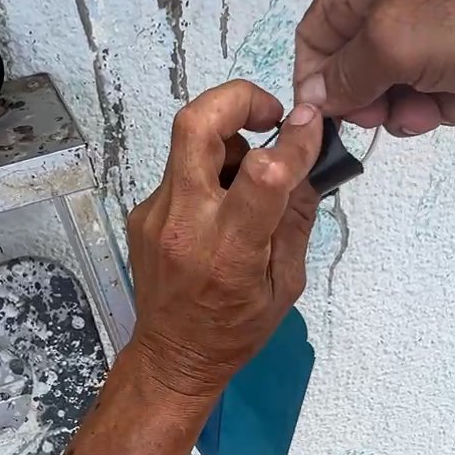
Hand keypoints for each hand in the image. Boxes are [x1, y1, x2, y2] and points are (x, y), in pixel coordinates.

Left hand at [125, 81, 322, 399]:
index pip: (261, 173)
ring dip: (227, 142)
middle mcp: (184, 223)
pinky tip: (221, 208)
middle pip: (195, 125)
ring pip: (187, 143)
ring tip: (246, 179)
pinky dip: (209, 173)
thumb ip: (294, 221)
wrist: (172, 355)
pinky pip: (181, 172)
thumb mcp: (285, 286)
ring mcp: (156, 215)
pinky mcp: (143, 213)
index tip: (312, 126)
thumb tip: (305, 164)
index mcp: (228, 250)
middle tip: (268, 114)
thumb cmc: (235, 330)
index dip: (293, 141)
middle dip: (237, 99)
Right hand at [294, 0, 454, 134]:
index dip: (318, 85)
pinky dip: (434, 98)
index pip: (316, 35)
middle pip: (354, 60)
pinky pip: (428, 76)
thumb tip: (315, 100)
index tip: (334, 123)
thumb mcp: (392, 45)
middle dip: (371, 99)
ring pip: (392, 75)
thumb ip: (344, 77)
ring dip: (406, 105)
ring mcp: (435, 5)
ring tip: (436, 111)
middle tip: (396, 118)